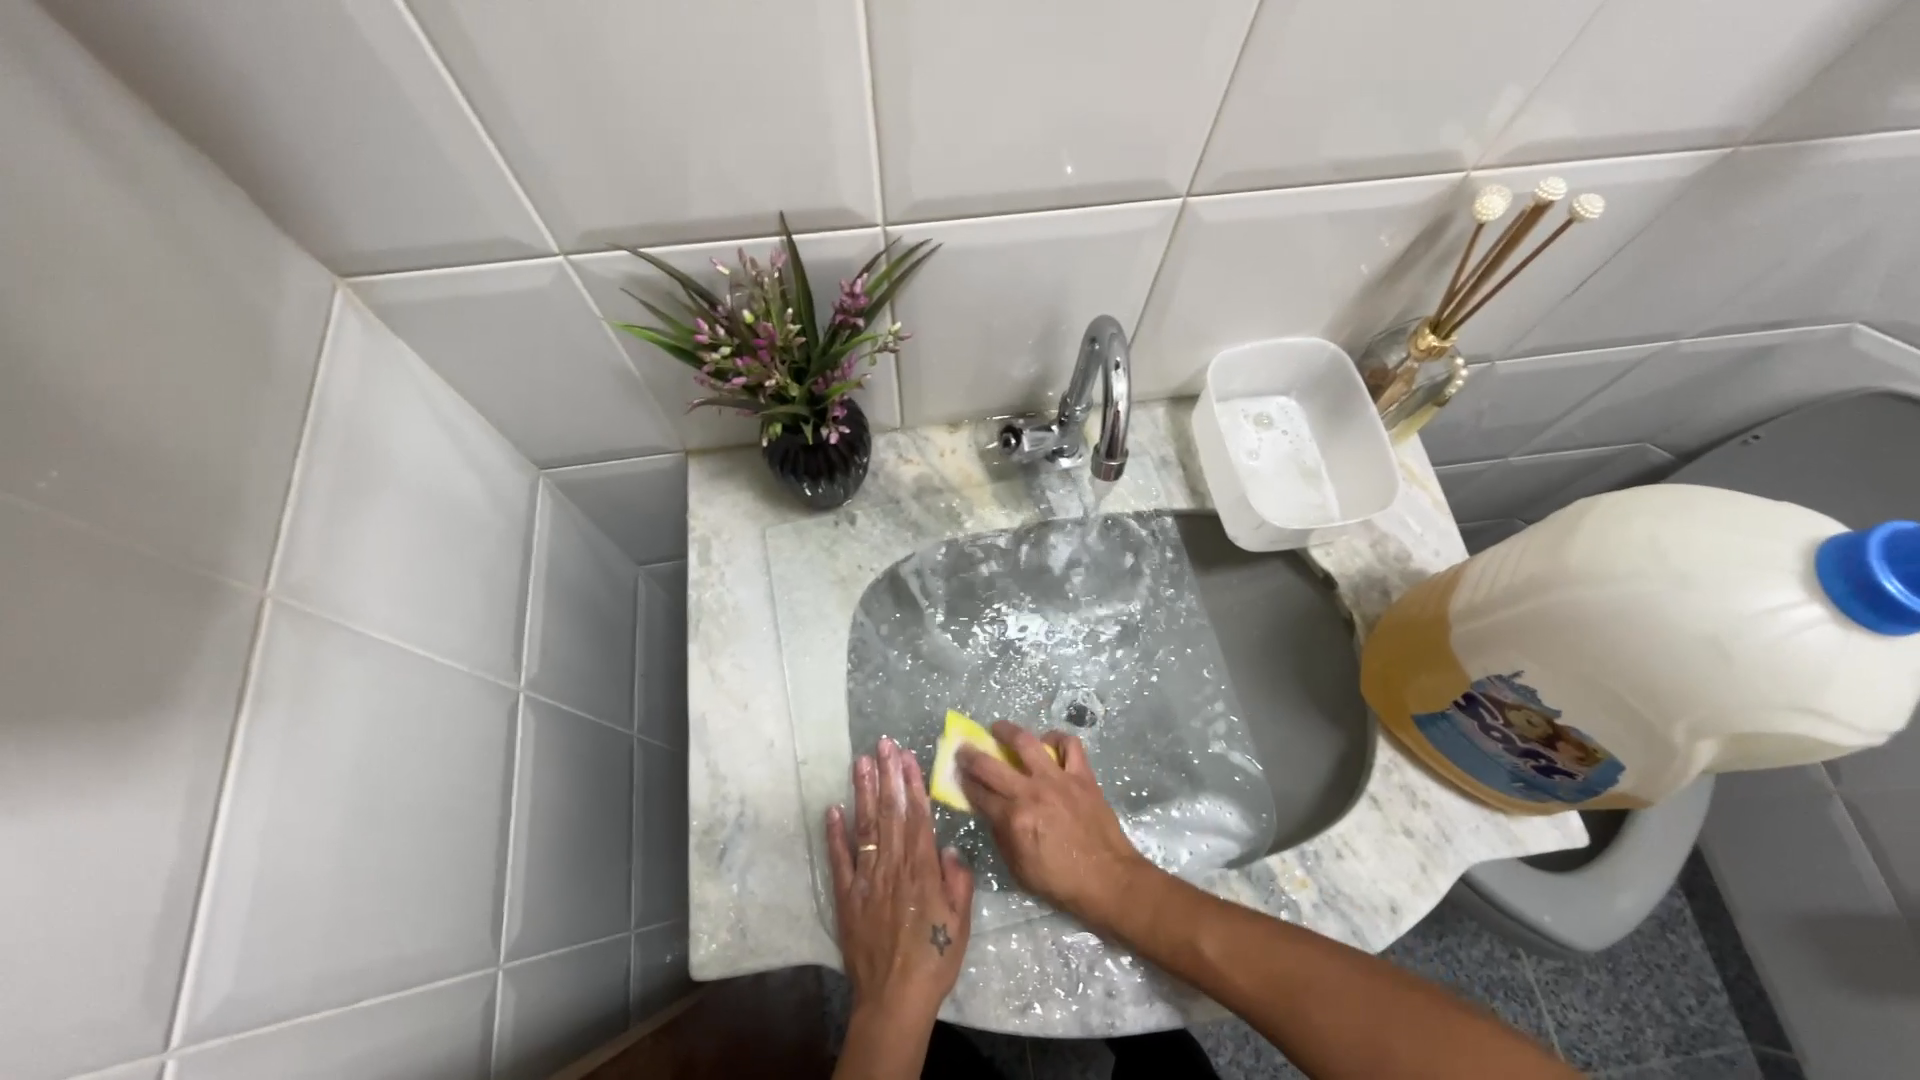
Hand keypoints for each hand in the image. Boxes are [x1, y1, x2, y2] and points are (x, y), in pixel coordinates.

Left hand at [826, 735, 974, 1023]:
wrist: (894, 998)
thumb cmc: (934, 959)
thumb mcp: (960, 922)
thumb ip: (958, 881)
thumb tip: (950, 847)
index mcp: (923, 870)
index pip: (917, 817)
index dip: (912, 784)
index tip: (908, 756)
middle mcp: (893, 867)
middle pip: (890, 813)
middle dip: (887, 775)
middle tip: (884, 743)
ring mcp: (866, 880)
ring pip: (866, 827)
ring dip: (863, 792)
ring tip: (861, 761)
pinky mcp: (845, 896)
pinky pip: (839, 859)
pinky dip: (835, 833)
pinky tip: (833, 808)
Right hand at [957, 721, 1151, 928]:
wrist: (1108, 880)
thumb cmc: (1060, 882)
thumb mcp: (1018, 869)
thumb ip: (1001, 836)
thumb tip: (991, 812)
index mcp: (1014, 818)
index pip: (978, 793)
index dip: (963, 782)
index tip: (955, 774)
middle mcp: (1032, 792)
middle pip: (991, 765)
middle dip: (971, 755)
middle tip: (963, 748)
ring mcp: (1058, 779)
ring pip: (1027, 742)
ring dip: (1006, 731)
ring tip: (998, 728)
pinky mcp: (1083, 775)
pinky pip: (1070, 744)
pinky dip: (1056, 739)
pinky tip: (1047, 743)